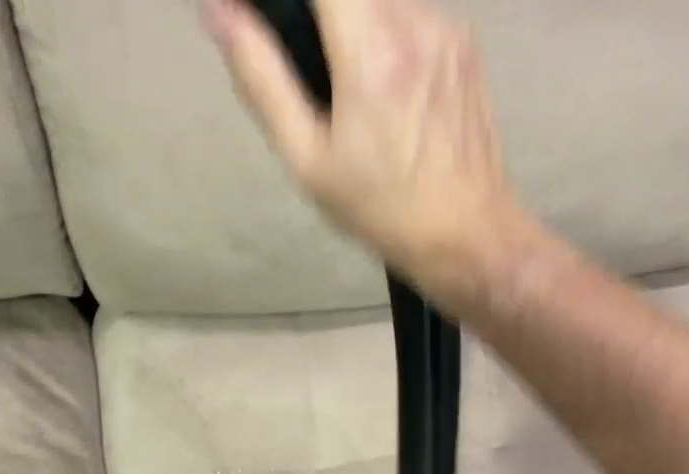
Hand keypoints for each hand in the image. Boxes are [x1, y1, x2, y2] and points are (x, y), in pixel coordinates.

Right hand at [203, 0, 518, 300]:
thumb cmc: (383, 210)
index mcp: (371, 51)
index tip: (278, 20)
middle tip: (314, 66)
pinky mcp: (465, 42)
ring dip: (354, 22)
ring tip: (352, 88)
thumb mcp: (308, 160)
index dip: (293, 1)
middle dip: (321, 14)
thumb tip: (219, 10)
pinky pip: (411, 13)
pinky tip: (387, 91)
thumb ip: (261, 78)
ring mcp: (447, 28)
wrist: (469, 234)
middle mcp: (415, 22)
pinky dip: (387, 35)